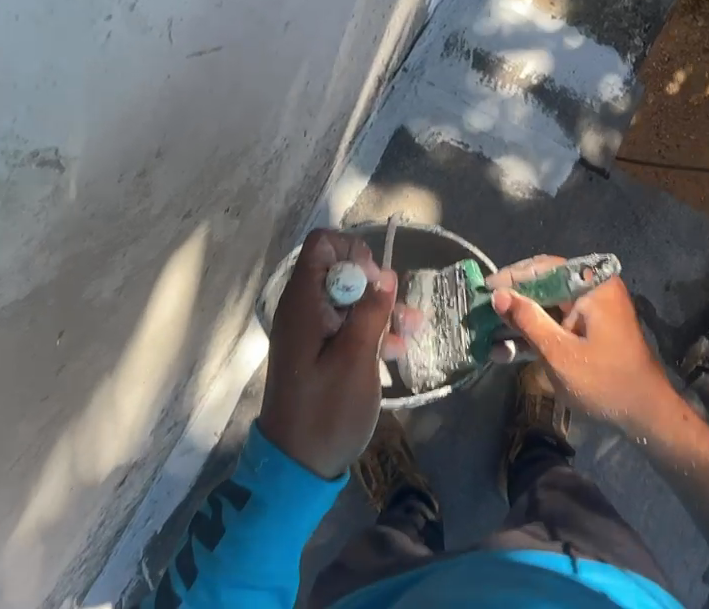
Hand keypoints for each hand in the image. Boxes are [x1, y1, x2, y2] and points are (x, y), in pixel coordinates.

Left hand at [258, 229, 397, 478]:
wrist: (297, 465)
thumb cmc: (327, 410)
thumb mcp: (357, 359)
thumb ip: (372, 311)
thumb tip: (385, 274)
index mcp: (303, 301)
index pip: (322, 244)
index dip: (353, 252)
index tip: (375, 283)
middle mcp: (301, 307)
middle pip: (338, 268)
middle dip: (373, 283)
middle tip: (395, 312)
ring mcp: (308, 329)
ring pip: (347, 297)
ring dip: (379, 309)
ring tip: (411, 331)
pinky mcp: (317, 350)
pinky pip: (344, 324)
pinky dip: (369, 329)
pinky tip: (395, 351)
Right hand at [489, 255, 680, 434]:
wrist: (647, 417)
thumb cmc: (606, 381)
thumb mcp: (560, 353)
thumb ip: (527, 320)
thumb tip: (498, 294)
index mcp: (592, 285)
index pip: (544, 268)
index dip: (512, 276)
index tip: (484, 289)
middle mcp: (592, 291)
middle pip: (543, 286)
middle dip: (511, 302)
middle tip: (481, 310)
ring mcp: (590, 313)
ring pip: (545, 308)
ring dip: (518, 323)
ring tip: (486, 333)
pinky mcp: (587, 333)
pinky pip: (555, 326)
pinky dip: (533, 336)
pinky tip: (504, 351)